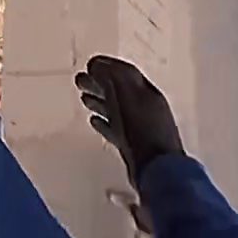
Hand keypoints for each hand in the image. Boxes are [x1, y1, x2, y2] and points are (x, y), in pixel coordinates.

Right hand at [77, 55, 184, 185]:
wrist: (156, 172)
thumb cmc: (142, 129)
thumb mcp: (122, 93)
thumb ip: (109, 75)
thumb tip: (96, 65)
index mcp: (147, 91)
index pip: (123, 71)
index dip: (105, 66)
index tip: (90, 64)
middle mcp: (146, 107)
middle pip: (118, 89)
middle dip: (98, 83)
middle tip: (81, 80)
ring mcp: (142, 128)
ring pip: (116, 108)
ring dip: (99, 101)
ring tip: (84, 97)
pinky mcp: (135, 147)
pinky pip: (117, 128)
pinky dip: (104, 122)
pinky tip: (95, 121)